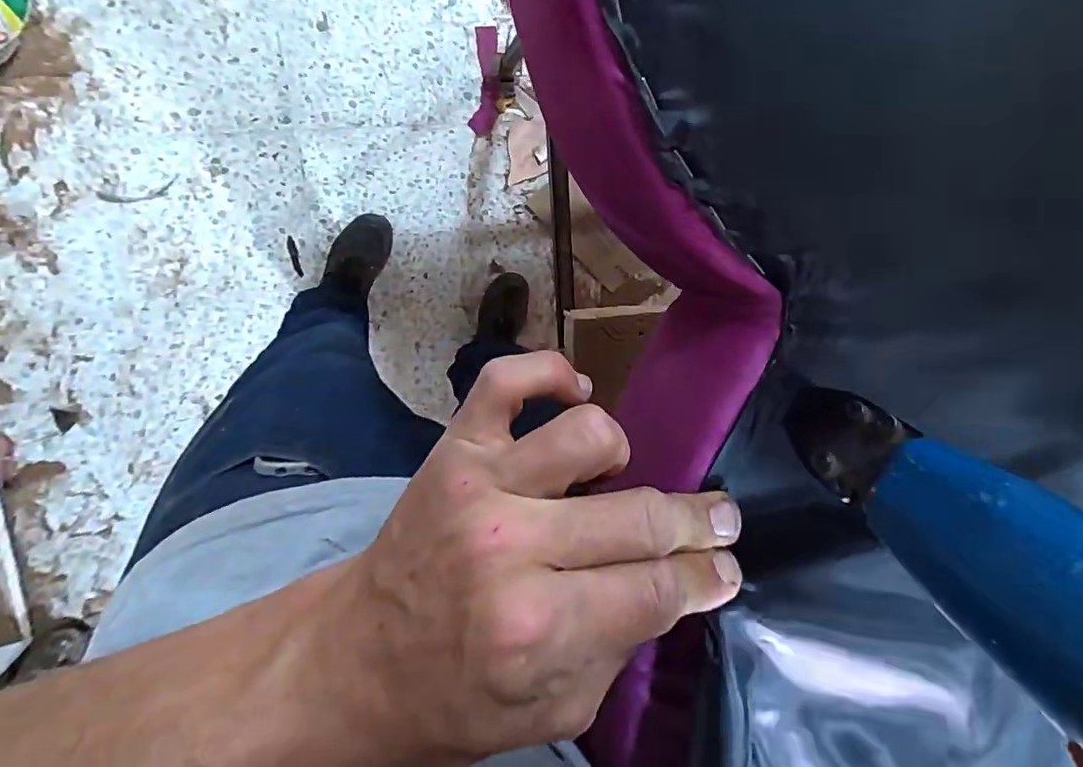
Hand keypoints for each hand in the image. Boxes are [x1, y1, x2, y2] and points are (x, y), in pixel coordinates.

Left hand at [307, 352, 742, 765]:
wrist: (353, 663)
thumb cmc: (456, 696)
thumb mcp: (554, 710)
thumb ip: (624, 645)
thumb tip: (682, 582)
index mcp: (535, 628)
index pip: (656, 589)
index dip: (707, 575)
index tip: (729, 565)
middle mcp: (511, 548)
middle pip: (641, 516)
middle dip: (700, 523)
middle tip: (722, 521)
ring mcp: (480, 484)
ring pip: (589, 434)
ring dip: (620, 457)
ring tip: (613, 480)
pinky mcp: (454, 447)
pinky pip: (509, 379)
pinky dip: (551, 373)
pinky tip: (573, 394)